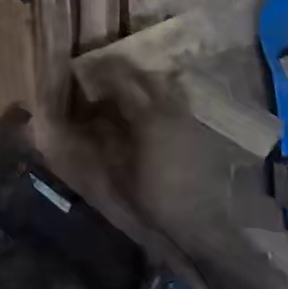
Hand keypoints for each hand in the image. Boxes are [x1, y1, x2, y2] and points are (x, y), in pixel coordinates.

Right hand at [59, 59, 235, 255]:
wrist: (198, 219)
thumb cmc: (155, 197)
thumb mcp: (120, 172)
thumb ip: (106, 140)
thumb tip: (95, 120)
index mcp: (147, 118)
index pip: (122, 83)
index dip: (104, 73)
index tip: (89, 69)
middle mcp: (169, 110)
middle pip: (146, 78)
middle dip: (125, 72)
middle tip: (107, 75)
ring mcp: (187, 117)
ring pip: (165, 86)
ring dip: (146, 81)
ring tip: (131, 87)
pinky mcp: (197, 128)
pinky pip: (178, 100)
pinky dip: (163, 95)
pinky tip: (153, 108)